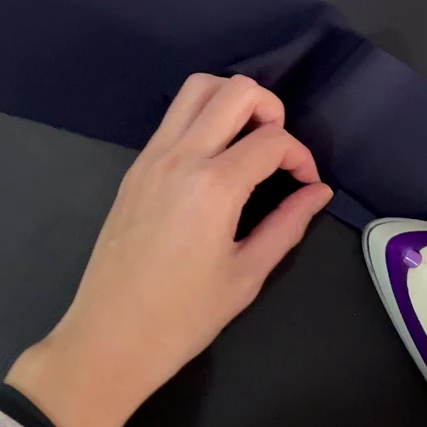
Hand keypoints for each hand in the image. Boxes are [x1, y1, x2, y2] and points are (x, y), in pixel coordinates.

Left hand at [4, 74, 333, 426]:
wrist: (108, 339)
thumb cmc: (181, 317)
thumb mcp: (246, 275)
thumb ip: (288, 224)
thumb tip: (318, 192)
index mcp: (213, 186)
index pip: (273, 139)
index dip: (301, 155)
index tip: (307, 182)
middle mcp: (182, 156)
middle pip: (236, 90)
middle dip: (271, 108)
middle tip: (278, 148)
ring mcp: (153, 155)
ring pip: (198, 87)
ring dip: (232, 99)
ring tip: (248, 137)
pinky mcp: (136, 165)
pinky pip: (175, 115)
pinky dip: (204, 114)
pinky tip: (216, 154)